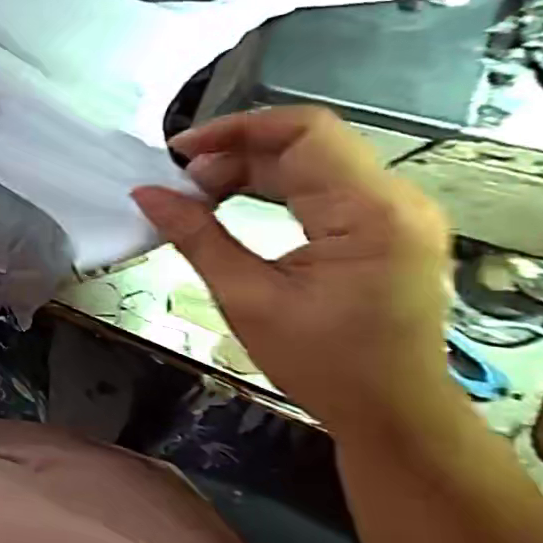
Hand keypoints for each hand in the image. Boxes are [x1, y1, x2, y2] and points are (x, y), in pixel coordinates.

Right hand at [130, 106, 456, 437]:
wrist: (394, 413)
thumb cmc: (323, 364)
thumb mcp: (247, 298)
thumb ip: (196, 236)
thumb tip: (146, 194)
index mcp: (371, 214)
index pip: (306, 132)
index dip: (236, 129)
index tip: (180, 151)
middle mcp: (396, 200)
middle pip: (307, 144)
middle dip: (235, 155)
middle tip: (181, 187)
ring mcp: (396, 213)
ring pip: (313, 162)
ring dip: (250, 171)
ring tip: (199, 197)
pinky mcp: (387, 227)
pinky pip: (324, 186)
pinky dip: (272, 188)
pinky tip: (233, 206)